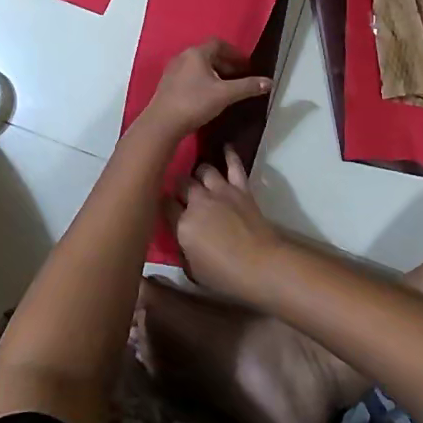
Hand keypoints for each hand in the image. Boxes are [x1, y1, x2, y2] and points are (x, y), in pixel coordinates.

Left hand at [141, 39, 272, 138]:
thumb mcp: (225, 95)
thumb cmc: (195, 103)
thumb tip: (269, 82)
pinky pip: (189, 77)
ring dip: (214, 74)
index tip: (246, 65)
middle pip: (208, 55)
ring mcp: (172, 72)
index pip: (219, 44)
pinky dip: (203, 82)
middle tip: (240, 77)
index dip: (235, 53)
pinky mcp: (167, 86)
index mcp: (196, 54)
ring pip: (198, 67)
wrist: (163, 124)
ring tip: (227, 88)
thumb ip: (247, 87)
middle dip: (226, 64)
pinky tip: (209, 97)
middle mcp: (182, 57)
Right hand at [167, 147, 285, 301]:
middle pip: (180, 182)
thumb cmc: (225, 275)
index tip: (161, 206)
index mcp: (182, 225)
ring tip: (198, 176)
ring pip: (203, 169)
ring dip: (198, 172)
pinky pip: (234, 165)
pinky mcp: (241, 189)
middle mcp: (198, 202)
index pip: (163, 205)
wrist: (262, 265)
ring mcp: (220, 192)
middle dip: (177, 185)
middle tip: (179, 192)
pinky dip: (229, 155)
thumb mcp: (192, 269)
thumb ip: (182, 247)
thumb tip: (180, 236)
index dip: (160, 204)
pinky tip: (225, 147)